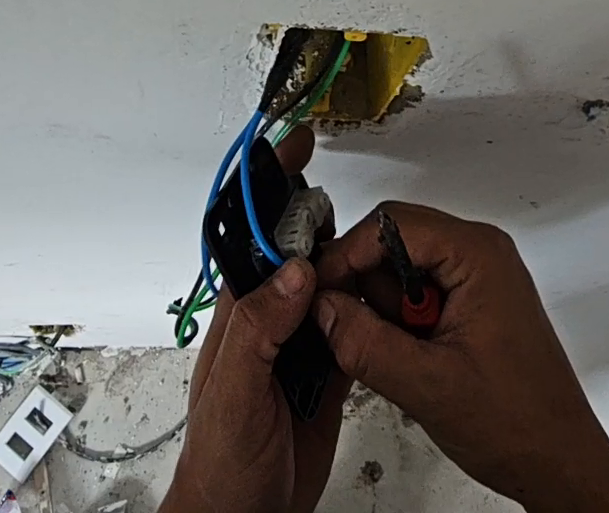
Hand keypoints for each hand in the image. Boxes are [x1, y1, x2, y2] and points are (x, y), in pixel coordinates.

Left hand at [160, 128, 349, 512]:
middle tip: (357, 206)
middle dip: (325, 219)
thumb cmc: (221, 462)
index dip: (271, 187)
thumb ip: (259, 330)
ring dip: (354, 264)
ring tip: (384, 253)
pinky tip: (387, 302)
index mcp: (242, 312)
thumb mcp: (236, 392)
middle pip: (301, 252)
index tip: (295, 147)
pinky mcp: (327, 368)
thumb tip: (295, 272)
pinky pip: (352, 324)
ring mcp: (300, 342)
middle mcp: (271, 318)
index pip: (256, 236)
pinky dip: (370, 308)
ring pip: (331, 284)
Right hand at [312, 203, 608, 512]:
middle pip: (393, 239)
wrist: (559, 464)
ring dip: (382, 306)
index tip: (320, 288)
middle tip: (347, 324)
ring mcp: (475, 275)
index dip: (349, 253)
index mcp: (478, 254)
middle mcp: (479, 253)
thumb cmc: (521, 424)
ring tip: (400, 354)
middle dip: (364, 283)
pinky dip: (399, 319)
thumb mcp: (428, 387)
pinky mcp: (470, 298)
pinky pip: (415, 289)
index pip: (392, 223)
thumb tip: (322, 308)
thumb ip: (366, 344)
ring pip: (400, 266)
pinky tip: (409, 356)